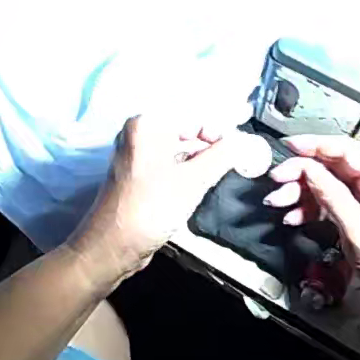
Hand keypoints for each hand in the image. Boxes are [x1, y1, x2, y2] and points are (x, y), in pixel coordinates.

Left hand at [66, 116, 268, 286]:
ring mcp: (138, 153)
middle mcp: (139, 132)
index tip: (247, 128)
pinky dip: (191, 163)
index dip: (224, 121)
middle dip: (216, 137)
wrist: (112, 246)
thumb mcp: (194, 180)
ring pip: (180, 144)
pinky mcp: (140, 174)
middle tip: (244, 148)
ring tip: (233, 159)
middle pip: (187, 126)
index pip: (195, 113)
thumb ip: (223, 156)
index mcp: (148, 123)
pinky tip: (210, 171)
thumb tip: (245, 141)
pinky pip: (172, 160)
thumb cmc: (151, 208)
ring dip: (205, 151)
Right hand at [264, 135, 359, 316]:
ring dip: (303, 192)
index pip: (347, 151)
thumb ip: (331, 195)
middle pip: (335, 167)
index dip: (315, 146)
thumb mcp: (359, 229)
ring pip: (330, 185)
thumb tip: (308, 168)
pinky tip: (294, 216)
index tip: (289, 145)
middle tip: (277, 179)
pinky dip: (313, 208)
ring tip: (280, 202)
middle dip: (303, 173)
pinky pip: (333, 203)